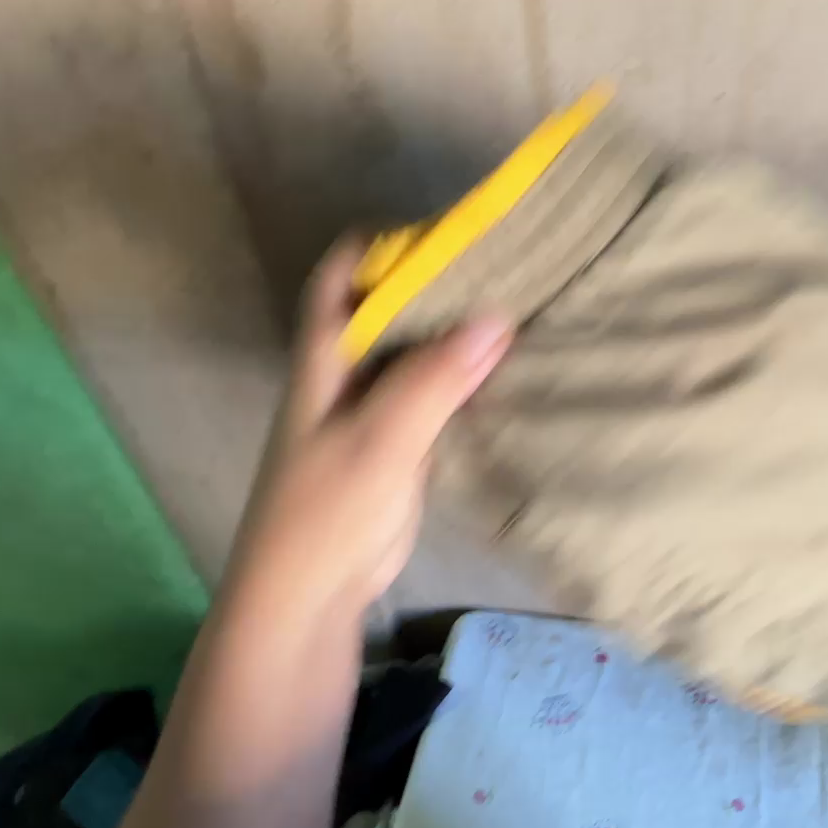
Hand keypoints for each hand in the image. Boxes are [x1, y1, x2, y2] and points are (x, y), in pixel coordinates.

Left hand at [239, 238, 512, 616]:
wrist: (310, 594)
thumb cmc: (327, 511)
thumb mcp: (382, 439)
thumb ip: (433, 380)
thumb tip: (498, 315)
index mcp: (324, 360)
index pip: (340, 280)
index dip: (381, 248)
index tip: (445, 233)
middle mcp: (346, 378)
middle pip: (387, 314)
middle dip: (435, 290)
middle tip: (503, 270)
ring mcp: (372, 417)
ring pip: (414, 360)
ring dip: (454, 340)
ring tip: (516, 315)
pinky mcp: (397, 453)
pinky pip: (432, 402)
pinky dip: (461, 386)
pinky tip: (500, 379)